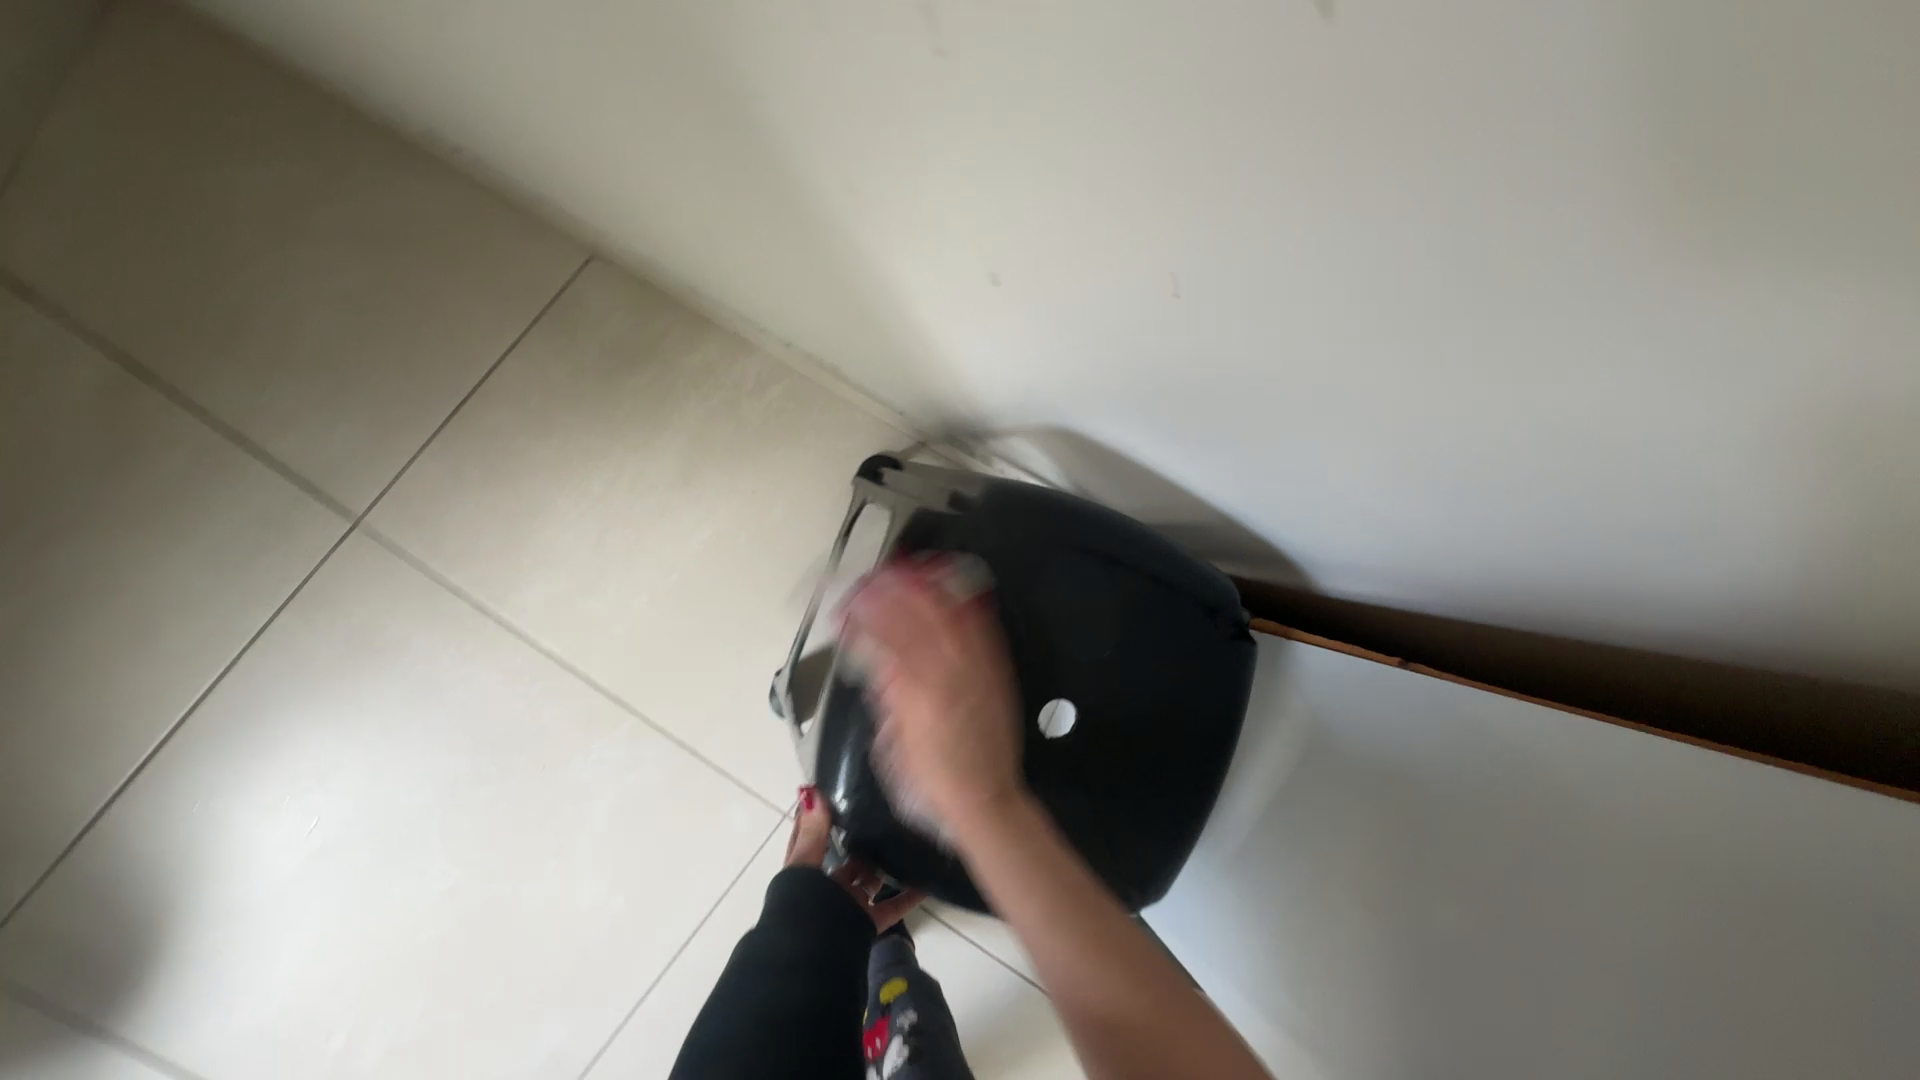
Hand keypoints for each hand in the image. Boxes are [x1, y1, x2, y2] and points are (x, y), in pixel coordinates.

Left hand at [784, 786, 922, 930]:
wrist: (812, 954)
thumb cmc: (801, 906)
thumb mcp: (803, 865)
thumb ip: (813, 832)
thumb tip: (811, 792)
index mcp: (804, 874)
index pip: (810, 841)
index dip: (818, 820)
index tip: (834, 794)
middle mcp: (825, 889)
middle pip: (845, 862)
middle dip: (860, 843)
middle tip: (883, 816)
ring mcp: (847, 906)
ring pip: (870, 881)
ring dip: (885, 866)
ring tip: (906, 840)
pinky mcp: (868, 922)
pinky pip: (892, 906)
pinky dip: (909, 896)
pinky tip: (926, 881)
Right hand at [842, 561, 1026, 841]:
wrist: (986, 801)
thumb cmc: (933, 785)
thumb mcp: (891, 747)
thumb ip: (886, 702)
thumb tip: (878, 670)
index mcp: (913, 696)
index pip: (881, 641)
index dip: (861, 618)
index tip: (845, 608)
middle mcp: (945, 677)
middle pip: (912, 618)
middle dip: (887, 592)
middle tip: (868, 581)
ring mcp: (974, 671)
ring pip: (946, 616)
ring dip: (921, 588)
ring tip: (903, 570)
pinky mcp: (995, 674)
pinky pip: (980, 628)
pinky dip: (962, 604)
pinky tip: (951, 587)